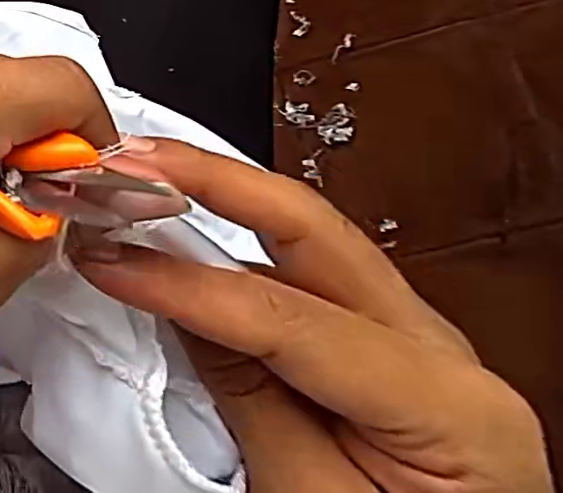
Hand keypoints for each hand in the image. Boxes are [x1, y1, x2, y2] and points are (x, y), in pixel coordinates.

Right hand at [72, 140, 551, 492]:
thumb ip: (249, 398)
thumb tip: (176, 302)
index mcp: (449, 404)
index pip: (288, 315)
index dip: (185, 283)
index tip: (112, 263)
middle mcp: (433, 340)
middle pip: (309, 222)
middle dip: (213, 177)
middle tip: (137, 158)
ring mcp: (402, 325)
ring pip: (300, 225)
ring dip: (216, 188)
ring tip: (148, 170)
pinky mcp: (367, 326)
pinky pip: (294, 258)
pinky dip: (232, 225)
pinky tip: (188, 211)